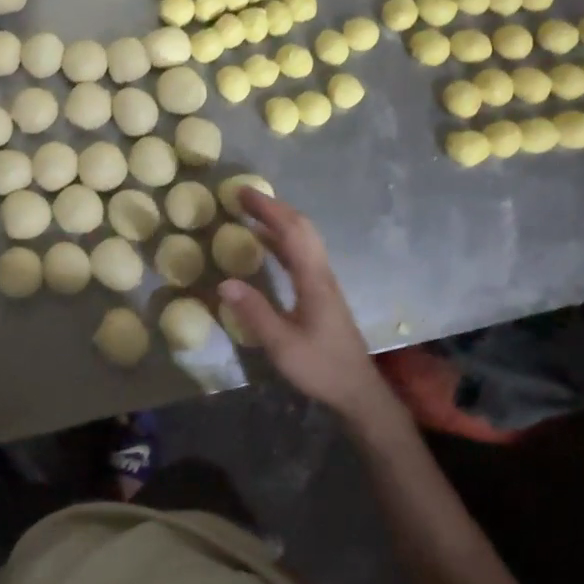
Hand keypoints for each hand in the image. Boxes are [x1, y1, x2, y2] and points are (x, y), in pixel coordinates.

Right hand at [217, 188, 387, 416]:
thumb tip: (224, 282)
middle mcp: (321, 274)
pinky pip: (301, 254)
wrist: (358, 391)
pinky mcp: (322, 293)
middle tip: (242, 196)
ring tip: (250, 212)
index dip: (267, 209)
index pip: (291, 232)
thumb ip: (255, 313)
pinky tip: (264, 245)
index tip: (241, 193)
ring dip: (278, 220)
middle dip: (272, 207)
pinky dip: (281, 240)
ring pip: (304, 239)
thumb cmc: (321, 367)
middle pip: (301, 228)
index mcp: (313, 280)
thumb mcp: (282, 345)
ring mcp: (324, 282)